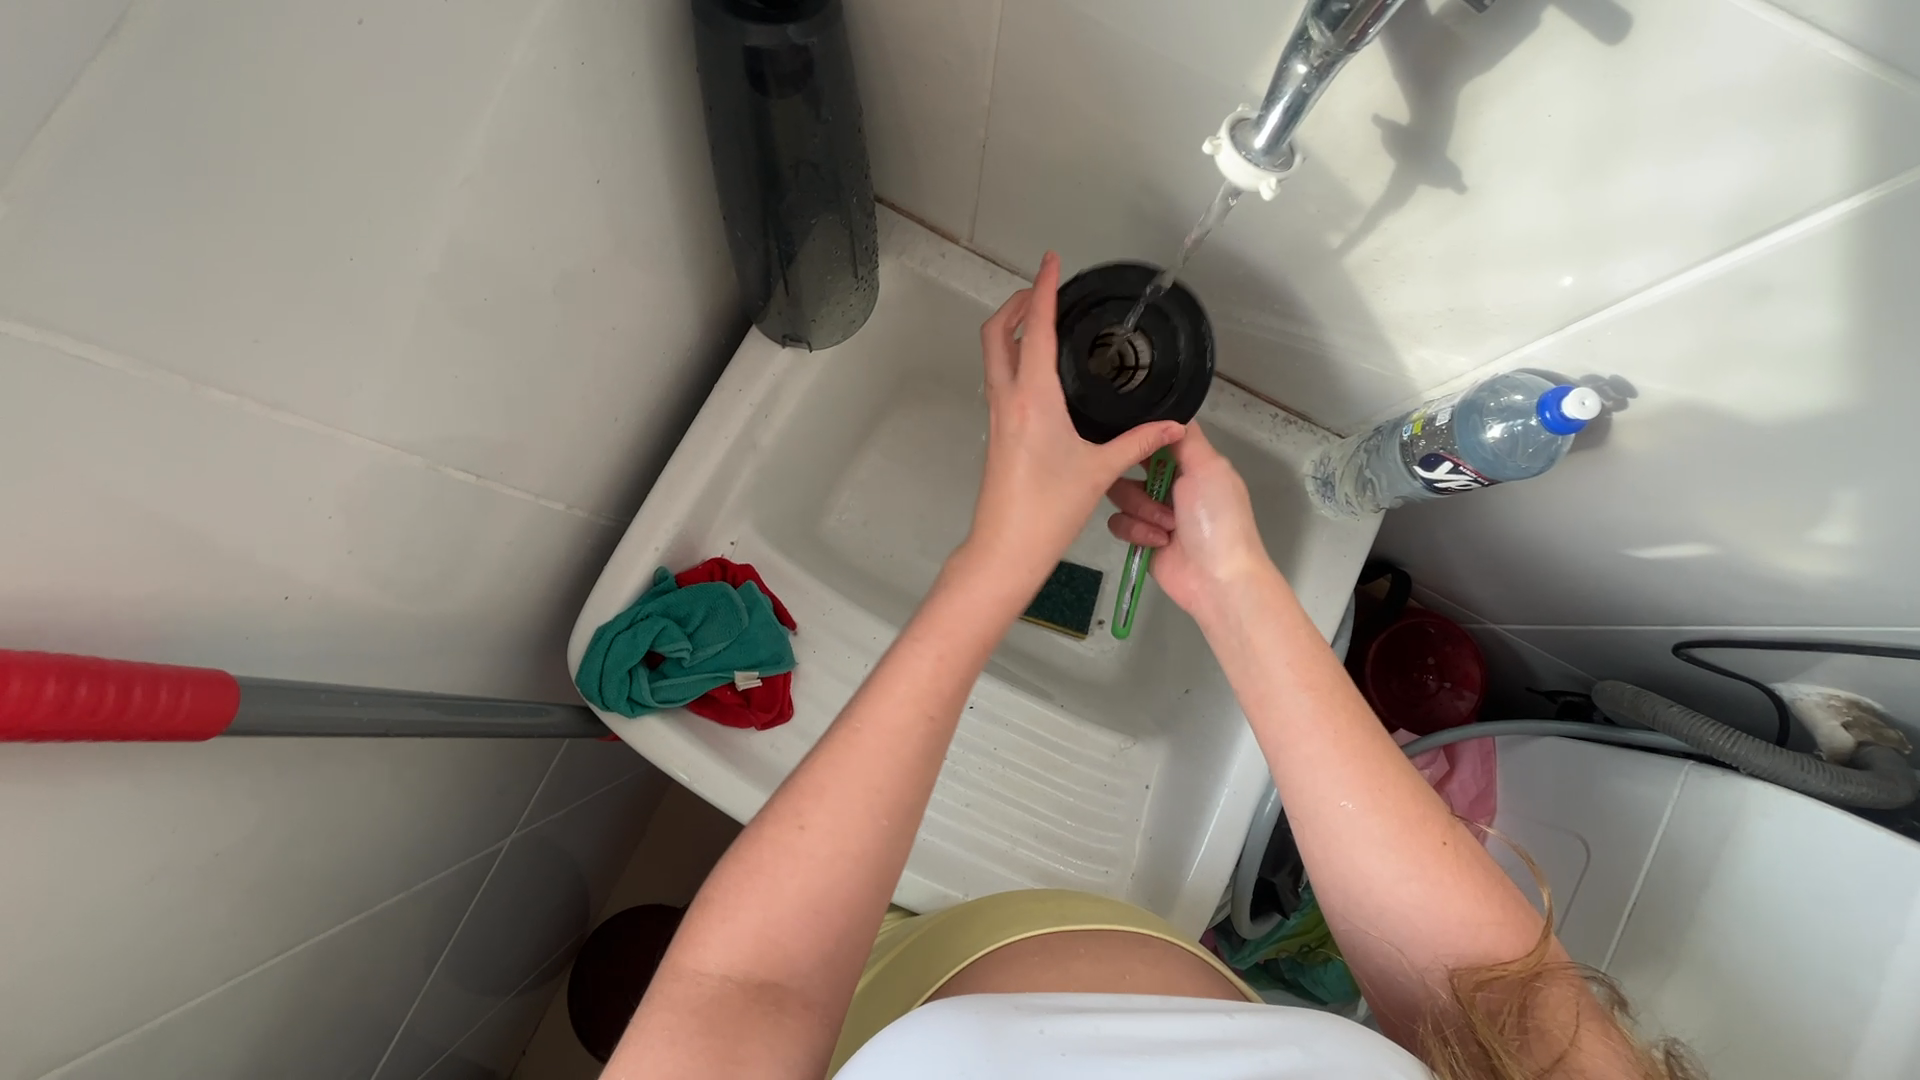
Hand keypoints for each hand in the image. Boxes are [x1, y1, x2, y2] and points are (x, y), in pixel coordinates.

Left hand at [968, 252, 1185, 581]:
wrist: (1005, 548)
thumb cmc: (1048, 509)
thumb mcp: (1100, 471)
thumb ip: (1138, 443)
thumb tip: (1173, 427)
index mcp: (1032, 397)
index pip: (1032, 328)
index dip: (1041, 290)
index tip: (1050, 263)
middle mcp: (1007, 399)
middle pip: (995, 334)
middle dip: (1014, 303)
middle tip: (1041, 290)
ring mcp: (995, 417)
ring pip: (992, 358)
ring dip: (1009, 331)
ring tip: (1039, 321)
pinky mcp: (995, 434)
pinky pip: (999, 382)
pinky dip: (1011, 360)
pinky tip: (1038, 371)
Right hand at [1105, 422, 1278, 622]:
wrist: (1217, 578)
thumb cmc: (1217, 519)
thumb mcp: (1208, 468)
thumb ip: (1185, 437)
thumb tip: (1168, 414)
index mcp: (1191, 462)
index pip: (1156, 435)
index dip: (1139, 434)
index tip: (1128, 437)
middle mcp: (1170, 482)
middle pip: (1129, 463)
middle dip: (1136, 479)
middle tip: (1152, 490)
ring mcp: (1153, 510)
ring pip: (1120, 493)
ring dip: (1141, 509)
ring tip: (1165, 526)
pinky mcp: (1140, 536)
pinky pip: (1118, 522)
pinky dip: (1136, 531)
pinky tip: (1158, 542)